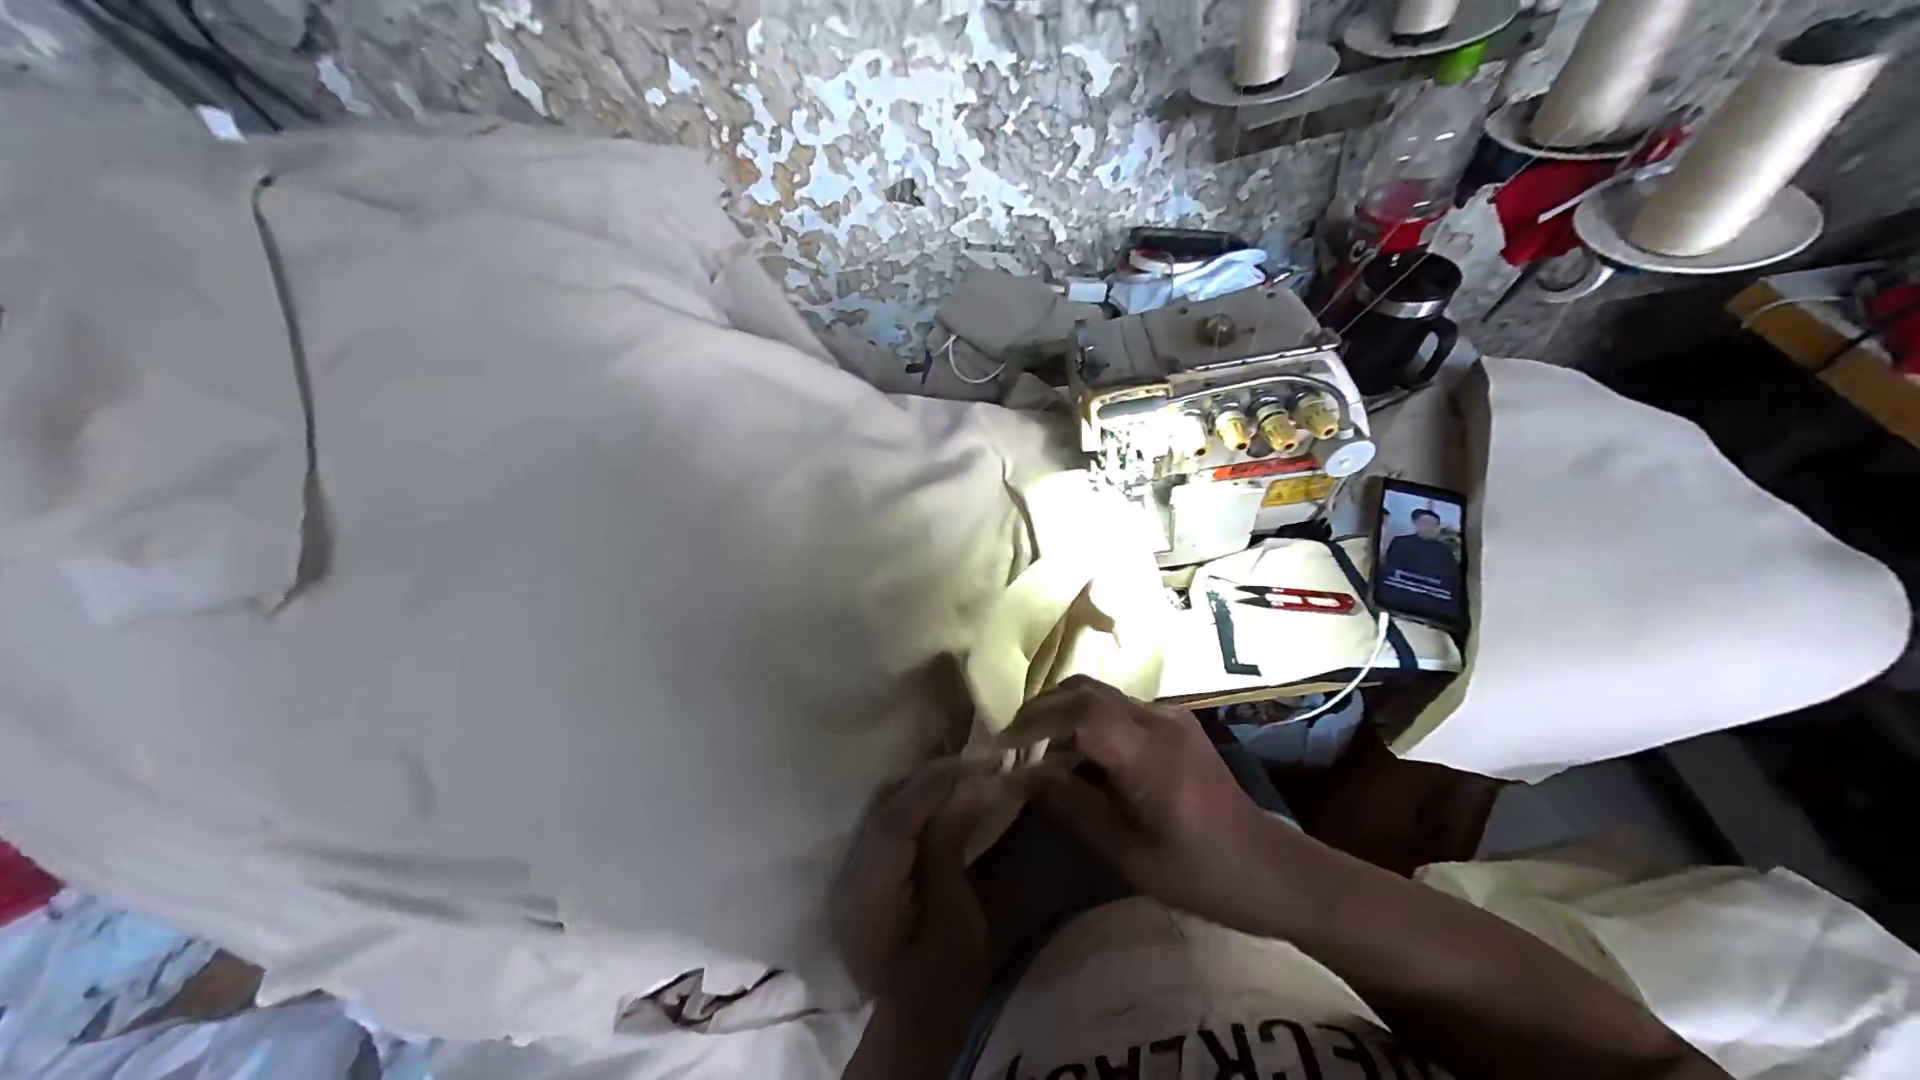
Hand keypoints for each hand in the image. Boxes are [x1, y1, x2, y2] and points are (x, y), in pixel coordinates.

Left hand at [832, 758, 1016, 1027]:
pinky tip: (944, 791)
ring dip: (925, 783)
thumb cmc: (943, 983)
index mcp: (866, 899)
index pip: (894, 821)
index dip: (935, 786)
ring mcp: (848, 871)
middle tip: (980, 761)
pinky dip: (916, 799)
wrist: (914, 1022)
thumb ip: (950, 849)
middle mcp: (847, 877)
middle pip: (885, 807)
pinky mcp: (860, 869)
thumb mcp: (956, 922)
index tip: (979, 765)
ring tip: (968, 769)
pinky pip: (885, 820)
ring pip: (883, 808)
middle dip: (932, 778)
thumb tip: (969, 787)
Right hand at [1014, 676, 1306, 930]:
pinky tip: (1073, 750)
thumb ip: (1072, 806)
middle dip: (1042, 710)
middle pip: (1086, 691)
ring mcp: (1170, 716)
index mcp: (1152, 756)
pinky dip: (1084, 719)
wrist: (1269, 868)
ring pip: (1100, 694)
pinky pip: (1117, 707)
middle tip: (1011, 740)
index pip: (1083, 713)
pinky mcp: (1174, 721)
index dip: (1037, 722)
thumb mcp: (1126, 852)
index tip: (1005, 746)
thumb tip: (1021, 776)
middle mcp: (1161, 721)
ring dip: (1062, 711)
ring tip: (1034, 745)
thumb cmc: (1199, 873)